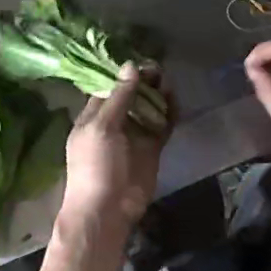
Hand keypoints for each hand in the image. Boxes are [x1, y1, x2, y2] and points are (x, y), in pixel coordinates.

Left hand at [58, 64, 166, 239]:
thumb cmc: (95, 166)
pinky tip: (176, 102)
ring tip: (169, 84)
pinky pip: (163, 124)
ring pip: (150, 107)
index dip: (126, 74)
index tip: (143, 61)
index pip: (110, 87)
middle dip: (146, 82)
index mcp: (94, 115)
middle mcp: (115, 121)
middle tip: (160, 71)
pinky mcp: (152, 146)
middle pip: (133, 95)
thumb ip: (118, 97)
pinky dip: (170, 113)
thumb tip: (131, 66)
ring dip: (159, 95)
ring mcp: (135, 134)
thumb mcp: (101, 127)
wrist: (108, 208)